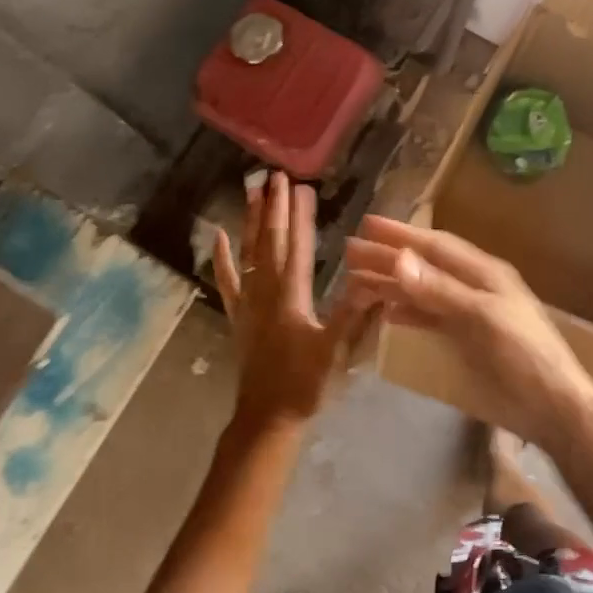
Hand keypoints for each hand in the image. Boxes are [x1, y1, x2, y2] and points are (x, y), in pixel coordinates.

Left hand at [213, 172, 368, 427]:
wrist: (267, 418)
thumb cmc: (305, 384)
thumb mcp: (336, 351)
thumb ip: (353, 315)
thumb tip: (374, 279)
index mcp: (292, 295)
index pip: (298, 245)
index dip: (301, 215)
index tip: (302, 186)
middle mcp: (266, 289)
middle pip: (271, 240)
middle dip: (274, 206)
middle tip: (274, 174)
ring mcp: (248, 301)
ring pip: (249, 251)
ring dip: (251, 220)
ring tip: (252, 190)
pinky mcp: (238, 315)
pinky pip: (227, 280)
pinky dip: (222, 257)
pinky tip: (218, 235)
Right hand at [344, 216, 592, 449]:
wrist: (554, 409)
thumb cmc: (524, 358)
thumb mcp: (482, 319)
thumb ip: (440, 290)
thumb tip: (399, 259)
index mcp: (484, 273)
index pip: (435, 246)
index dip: (401, 235)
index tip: (366, 225)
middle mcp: (475, 287)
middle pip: (425, 267)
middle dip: (388, 260)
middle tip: (350, 255)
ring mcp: (471, 315)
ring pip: (424, 292)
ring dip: (392, 286)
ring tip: (358, 282)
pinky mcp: (469, 341)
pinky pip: (431, 318)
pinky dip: (408, 312)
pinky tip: (389, 313)